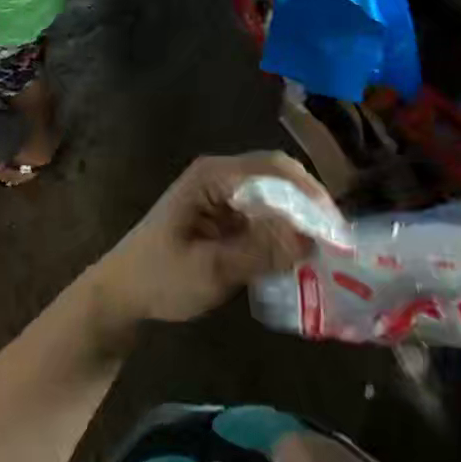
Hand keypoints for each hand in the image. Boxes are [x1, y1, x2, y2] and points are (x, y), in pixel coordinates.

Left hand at [88, 152, 332, 326]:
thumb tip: (310, 237)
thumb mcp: (210, 270)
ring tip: (328, 251)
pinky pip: (264, 214)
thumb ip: (258, 252)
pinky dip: (284, 231)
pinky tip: (300, 256)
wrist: (123, 292)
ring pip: (274, 195)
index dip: (309, 194)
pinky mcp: (225, 216)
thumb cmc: (160, 278)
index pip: (273, 169)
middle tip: (338, 242)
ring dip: (299, 218)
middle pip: (278, 177)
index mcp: (212, 176)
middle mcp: (220, 176)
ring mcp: (222, 195)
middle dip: (309, 205)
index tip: (336, 229)